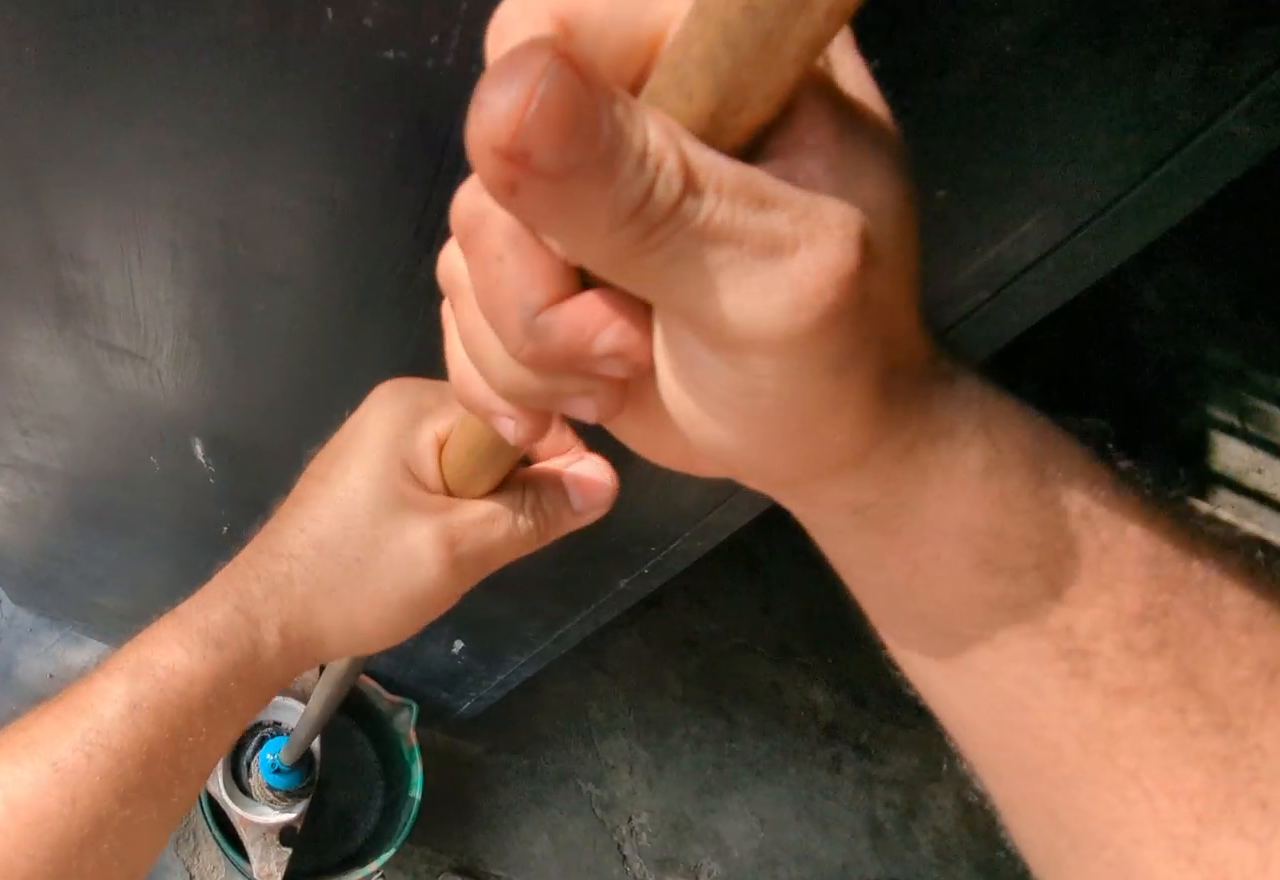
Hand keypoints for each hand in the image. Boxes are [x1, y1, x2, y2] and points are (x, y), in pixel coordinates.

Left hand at [219, 378, 616, 667]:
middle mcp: (398, 406)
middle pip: (497, 438)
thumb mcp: (458, 549)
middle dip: (507, 494)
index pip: (520, 412)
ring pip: (470, 467)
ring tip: (447, 552)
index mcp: (416, 403)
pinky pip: (439, 482)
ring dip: (477, 512)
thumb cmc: (357, 577)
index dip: (553, 461)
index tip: (558, 515)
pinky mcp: (372, 474)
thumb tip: (610, 480)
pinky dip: (448, 517)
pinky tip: (426, 550)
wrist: (266, 616)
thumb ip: (535, 512)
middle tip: (479, 545)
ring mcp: (381, 439)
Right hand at [437, 0, 943, 508]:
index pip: (544, 28)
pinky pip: (456, 317)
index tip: (596, 244)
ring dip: (526, 352)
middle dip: (539, 297)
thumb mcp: (754, 274)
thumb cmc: (823, 352)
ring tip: (615, 377)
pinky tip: (564, 406)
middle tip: (625, 347)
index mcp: (698, 53)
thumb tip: (502, 98)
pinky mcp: (531, 279)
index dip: (535, 139)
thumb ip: (639, 192)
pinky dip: (500, 380)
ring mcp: (564, 205)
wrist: (801, 439)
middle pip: (486, 176)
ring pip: (464, 259)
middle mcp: (616, 117)